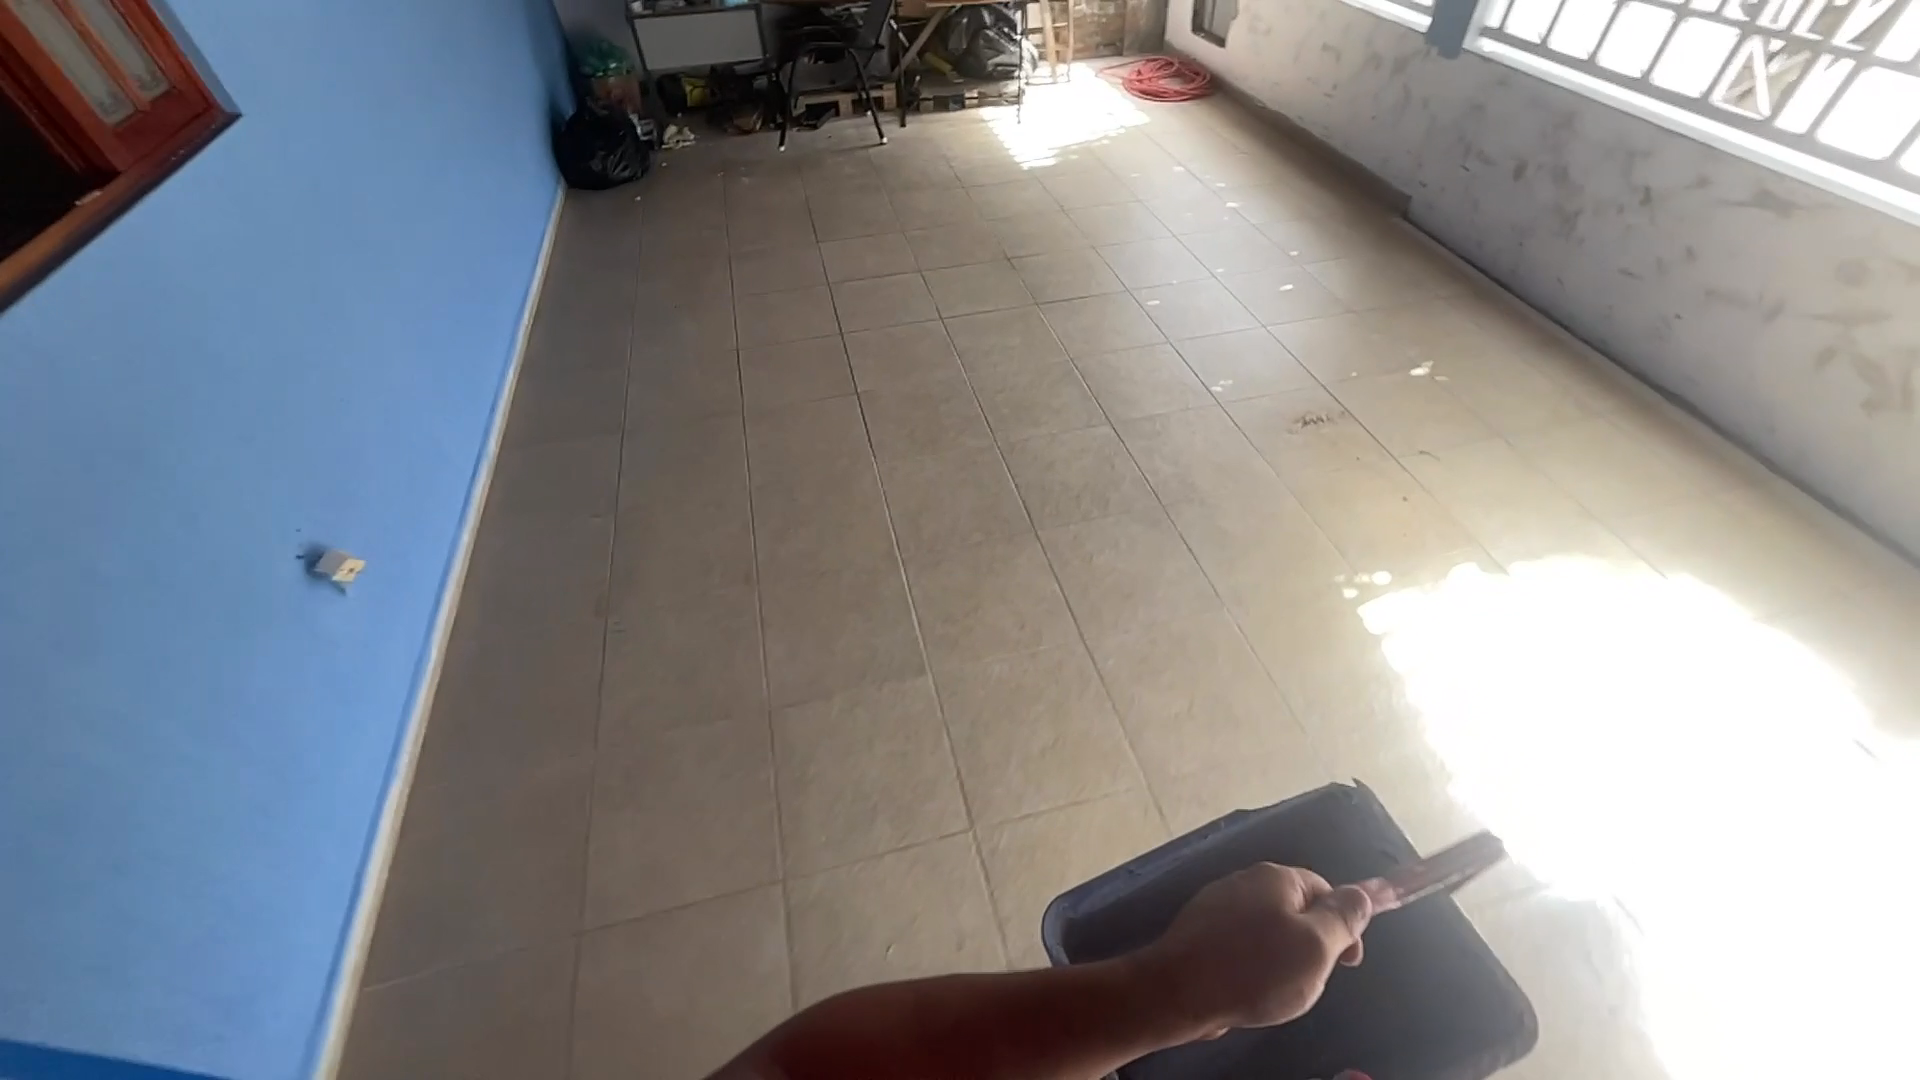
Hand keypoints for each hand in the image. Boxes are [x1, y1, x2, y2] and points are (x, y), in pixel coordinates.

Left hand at [1133, 862, 1373, 1037]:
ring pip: (1268, 928)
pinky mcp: (1202, 929)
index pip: (1324, 889)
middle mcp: (1244, 880)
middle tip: (1310, 980)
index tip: (1349, 962)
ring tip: (1278, 989)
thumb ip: (1342, 918)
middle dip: (1312, 944)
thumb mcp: (1315, 946)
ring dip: (1282, 957)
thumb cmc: (1257, 968)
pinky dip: (1253, 963)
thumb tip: (1362, 892)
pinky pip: (1242, 942)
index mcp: (1274, 877)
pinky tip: (1249, 987)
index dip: (1343, 924)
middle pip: (1296, 909)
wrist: (1182, 988)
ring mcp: (1218, 903)